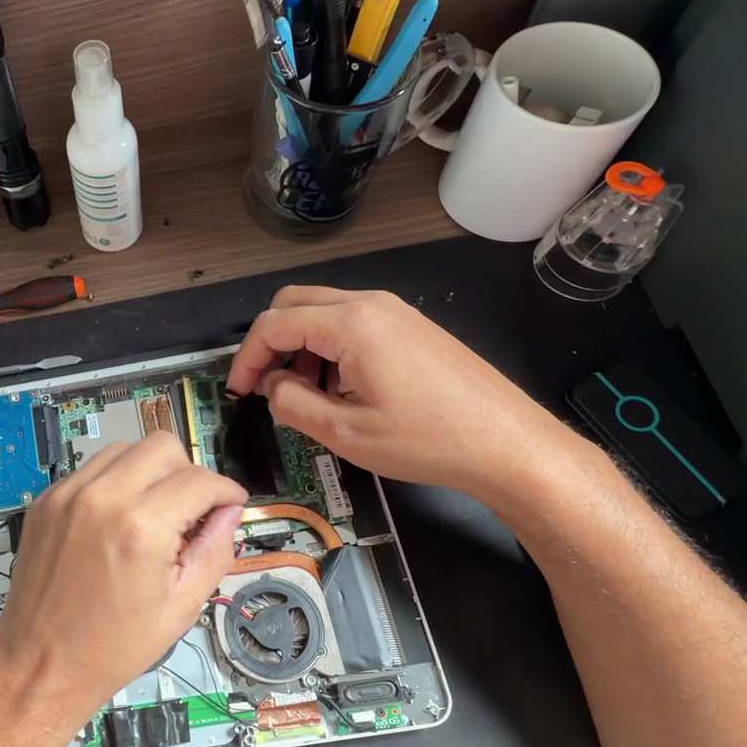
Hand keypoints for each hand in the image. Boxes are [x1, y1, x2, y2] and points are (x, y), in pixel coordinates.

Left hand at [0, 432, 245, 730]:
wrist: (41, 663)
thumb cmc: (110, 647)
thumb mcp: (181, 607)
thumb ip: (215, 551)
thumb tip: (229, 514)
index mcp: (140, 528)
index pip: (199, 480)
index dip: (225, 490)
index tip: (230, 503)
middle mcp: (101, 499)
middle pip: (162, 445)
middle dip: (187, 471)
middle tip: (191, 509)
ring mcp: (67, 495)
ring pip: (124, 448)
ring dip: (149, 471)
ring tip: (154, 513)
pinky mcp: (46, 500)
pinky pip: (91, 469)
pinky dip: (114, 482)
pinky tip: (119, 519)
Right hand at [224, 286, 583, 504]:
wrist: (508, 444)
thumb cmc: (425, 440)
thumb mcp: (344, 433)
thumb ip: (292, 403)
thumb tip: (272, 385)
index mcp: (350, 324)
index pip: (273, 324)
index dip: (246, 358)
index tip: (238, 391)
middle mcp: (370, 303)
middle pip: (293, 302)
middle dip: (269, 342)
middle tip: (265, 386)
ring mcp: (395, 310)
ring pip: (322, 309)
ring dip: (300, 343)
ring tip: (305, 392)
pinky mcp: (412, 325)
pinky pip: (352, 320)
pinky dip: (328, 344)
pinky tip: (342, 386)